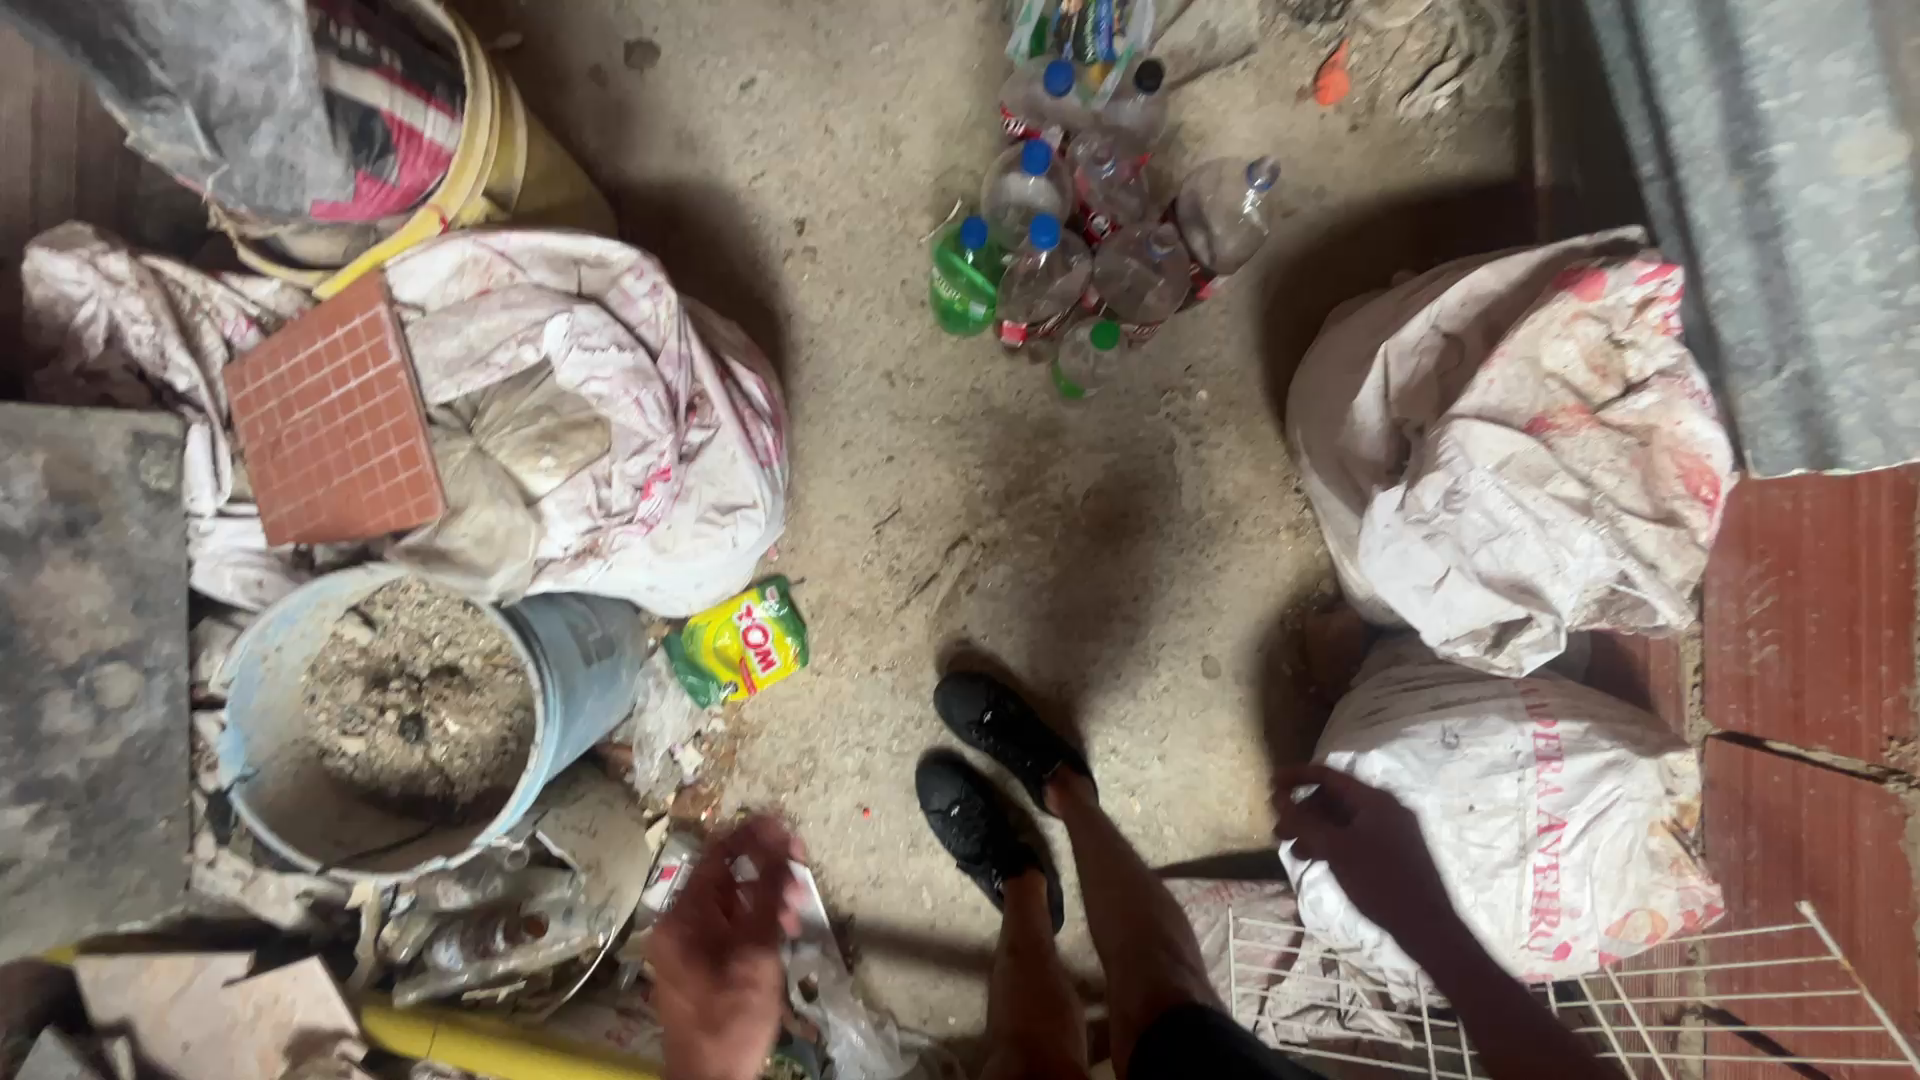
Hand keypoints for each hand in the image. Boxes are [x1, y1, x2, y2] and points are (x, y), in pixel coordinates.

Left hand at [650, 815, 804, 1079]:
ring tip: (798, 908)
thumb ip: (768, 889)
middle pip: (729, 877)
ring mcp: (691, 944)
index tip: (787, 825)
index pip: (718, 855)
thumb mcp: (756, 948)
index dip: (754, 835)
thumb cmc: (732, 1015)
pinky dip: (761, 921)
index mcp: (683, 916)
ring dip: (770, 896)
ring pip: (736, 901)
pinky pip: (734, 925)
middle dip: (770, 869)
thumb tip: (779, 836)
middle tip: (802, 867)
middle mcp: (682, 923)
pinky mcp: (705, 962)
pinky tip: (785, 930)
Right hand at [1272, 765, 1455, 942]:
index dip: (1295, 777)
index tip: (1271, 785)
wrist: (1429, 930)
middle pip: (1333, 798)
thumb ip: (1303, 821)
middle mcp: (1385, 808)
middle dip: (1303, 812)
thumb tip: (1277, 798)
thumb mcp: (1335, 849)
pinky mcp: (1395, 852)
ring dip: (1314, 830)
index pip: (1327, 775)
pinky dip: (1332, 843)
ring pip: (1342, 820)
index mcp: (1374, 800)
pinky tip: (1318, 860)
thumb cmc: (1380, 882)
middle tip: (1280, 831)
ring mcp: (1392, 830)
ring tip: (1295, 851)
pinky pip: (1354, 836)